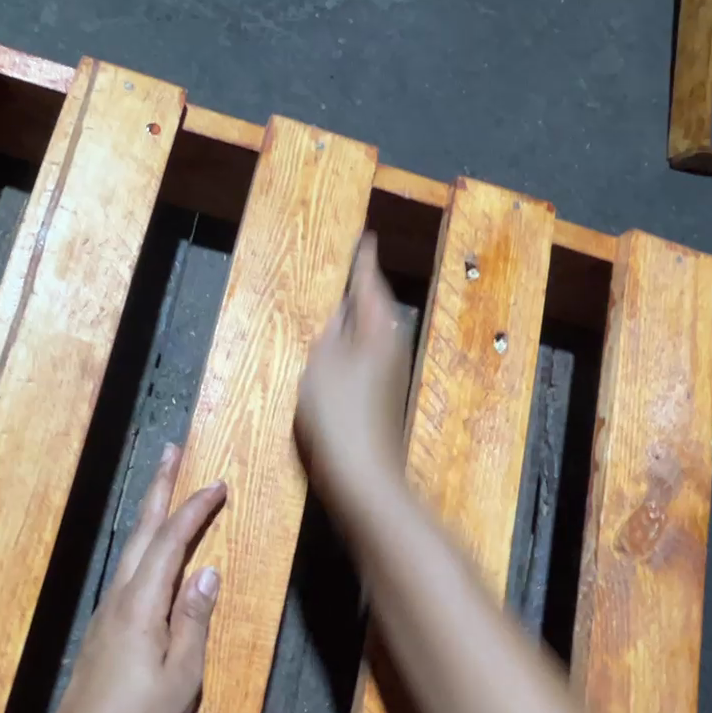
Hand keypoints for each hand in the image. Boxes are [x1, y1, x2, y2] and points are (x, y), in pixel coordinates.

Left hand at [35, 444, 224, 712]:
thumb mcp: (182, 675)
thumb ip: (193, 619)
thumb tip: (207, 572)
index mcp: (140, 604)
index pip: (170, 542)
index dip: (194, 510)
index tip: (218, 485)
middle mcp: (118, 597)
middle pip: (141, 531)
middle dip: (158, 488)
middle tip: (171, 451)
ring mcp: (106, 611)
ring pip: (131, 549)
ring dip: (149, 514)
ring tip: (164, 488)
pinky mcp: (104, 628)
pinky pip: (128, 571)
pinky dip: (144, 545)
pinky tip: (151, 551)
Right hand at [296, 233, 413, 504]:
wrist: (361, 474)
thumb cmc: (338, 414)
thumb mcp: (320, 365)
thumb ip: (329, 334)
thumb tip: (339, 314)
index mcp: (378, 332)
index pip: (370, 285)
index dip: (365, 262)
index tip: (367, 238)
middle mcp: (391, 349)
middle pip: (375, 310)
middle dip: (362, 290)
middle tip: (350, 268)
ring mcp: (389, 376)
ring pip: (371, 335)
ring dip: (355, 321)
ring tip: (336, 305)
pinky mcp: (381, 399)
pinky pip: (364, 358)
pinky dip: (351, 347)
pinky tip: (334, 355)